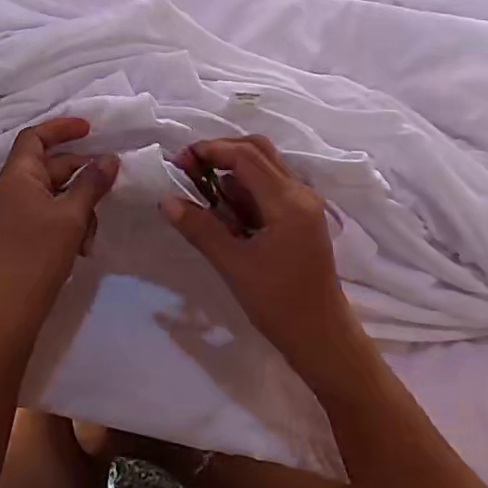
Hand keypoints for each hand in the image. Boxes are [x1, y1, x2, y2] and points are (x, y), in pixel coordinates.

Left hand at [0, 117, 117, 314]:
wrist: (14, 303)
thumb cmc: (40, 251)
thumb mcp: (72, 214)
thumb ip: (92, 183)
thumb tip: (109, 159)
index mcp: (17, 174)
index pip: (35, 136)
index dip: (61, 128)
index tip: (91, 129)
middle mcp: (14, 187)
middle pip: (52, 165)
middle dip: (83, 176)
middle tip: (111, 184)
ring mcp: (19, 210)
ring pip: (58, 193)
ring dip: (81, 207)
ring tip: (92, 233)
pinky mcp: (27, 231)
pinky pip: (54, 214)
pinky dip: (72, 223)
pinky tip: (85, 247)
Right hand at [161, 136, 350, 361]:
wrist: (321, 336)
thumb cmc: (278, 303)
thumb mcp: (233, 265)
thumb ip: (200, 228)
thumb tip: (166, 200)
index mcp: (288, 202)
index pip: (245, 156)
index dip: (209, 151)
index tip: (178, 162)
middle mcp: (301, 194)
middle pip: (258, 150)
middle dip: (219, 152)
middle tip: (187, 169)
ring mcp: (304, 205)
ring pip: (264, 166)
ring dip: (230, 170)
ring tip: (199, 191)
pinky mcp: (300, 218)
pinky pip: (268, 188)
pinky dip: (242, 188)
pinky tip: (222, 211)